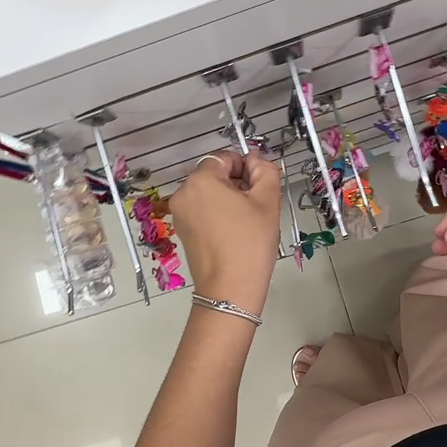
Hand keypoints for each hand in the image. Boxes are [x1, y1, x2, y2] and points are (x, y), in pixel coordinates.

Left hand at [169, 151, 281, 310]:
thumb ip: (265, 171)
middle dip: (236, 184)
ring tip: (246, 223)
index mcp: (200, 180)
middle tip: (256, 207)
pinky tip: (233, 233)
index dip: (245, 167)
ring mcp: (179, 213)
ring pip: (208, 194)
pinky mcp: (182, 231)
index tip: (260, 187)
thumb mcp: (267, 200)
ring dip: (228, 200)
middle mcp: (183, 193)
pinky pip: (202, 211)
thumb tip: (256, 160)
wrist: (230, 288)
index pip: (224, 157)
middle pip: (214, 175)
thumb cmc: (250, 242)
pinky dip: (217, 214)